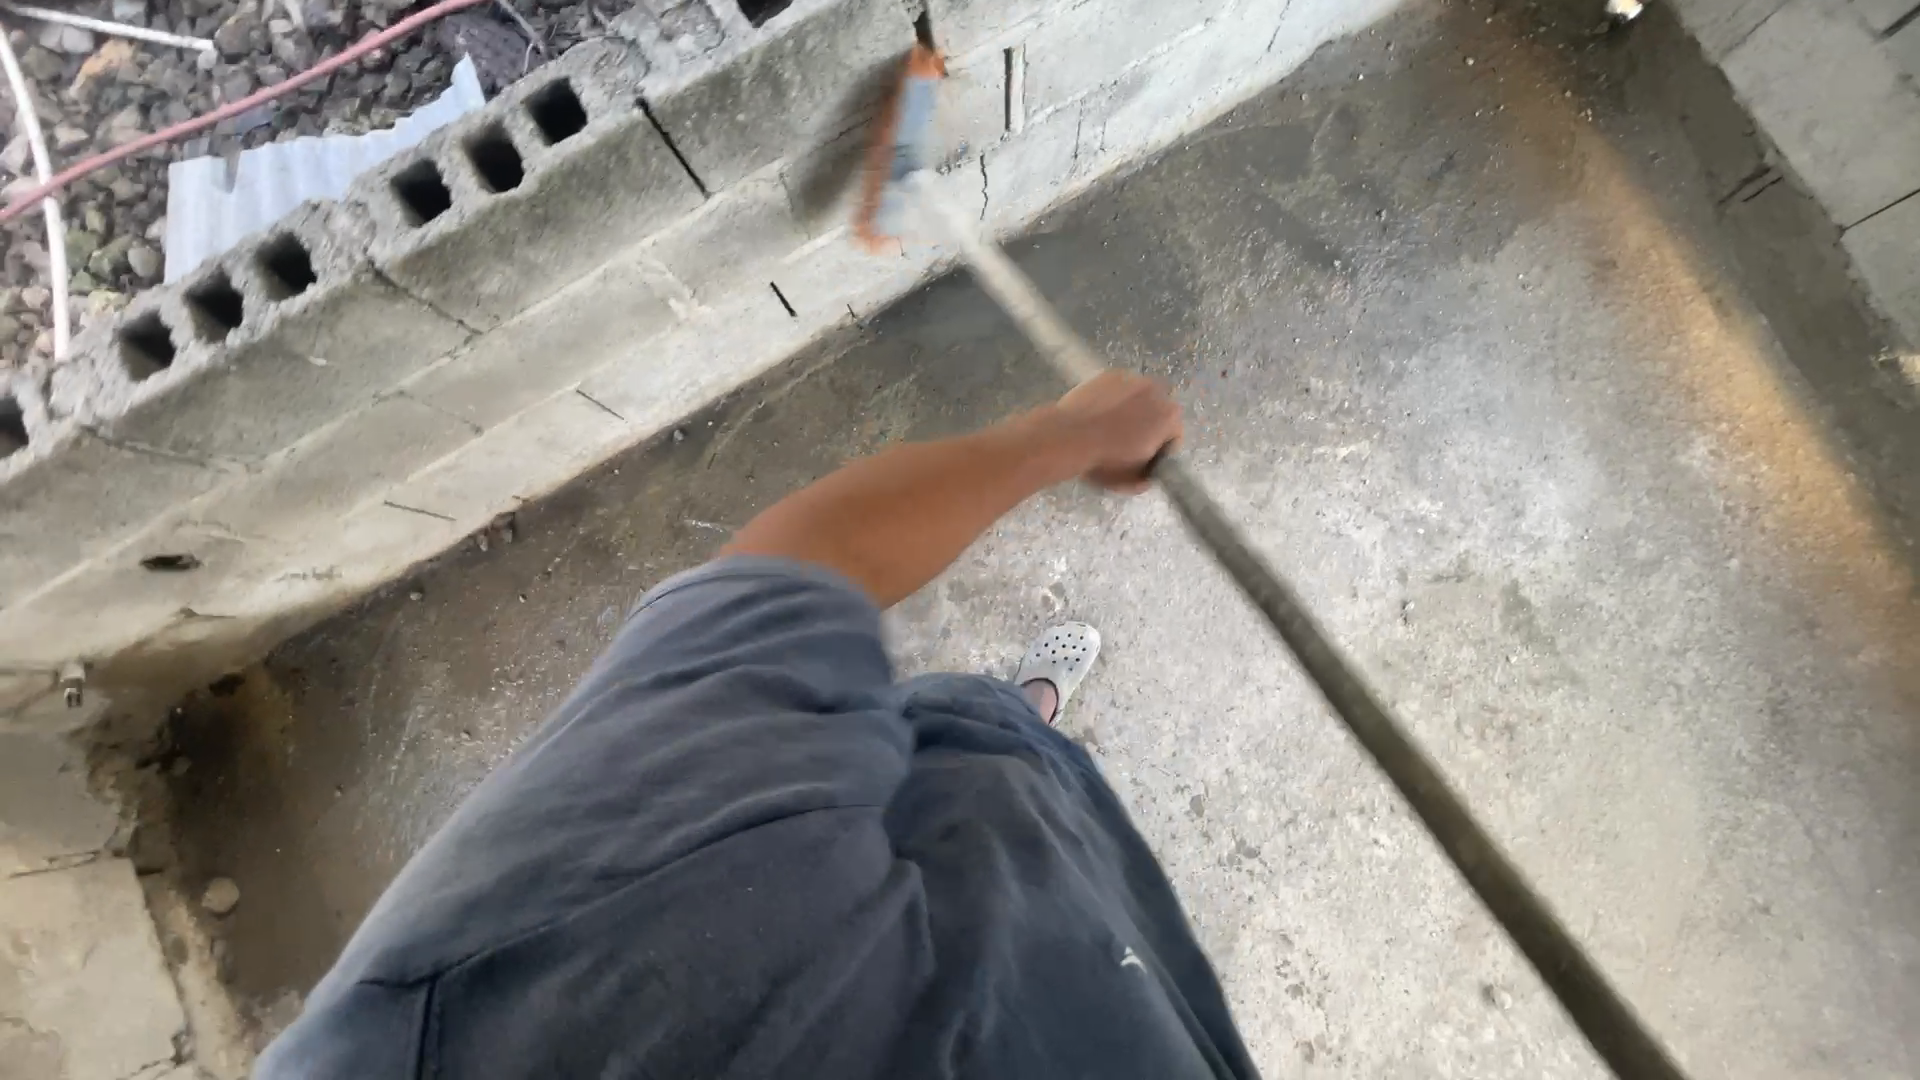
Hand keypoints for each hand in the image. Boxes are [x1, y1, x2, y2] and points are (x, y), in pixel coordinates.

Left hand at [1053, 371, 1183, 493]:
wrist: (1069, 436)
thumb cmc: (1103, 460)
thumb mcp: (1128, 482)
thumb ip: (1145, 480)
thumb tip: (1147, 478)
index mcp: (1170, 417)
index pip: (1173, 436)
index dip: (1160, 451)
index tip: (1144, 458)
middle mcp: (1158, 391)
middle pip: (1158, 413)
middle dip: (1147, 426)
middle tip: (1126, 441)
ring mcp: (1133, 379)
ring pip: (1139, 398)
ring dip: (1132, 410)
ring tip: (1110, 426)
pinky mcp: (1111, 374)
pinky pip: (1119, 389)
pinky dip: (1113, 398)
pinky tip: (1099, 412)